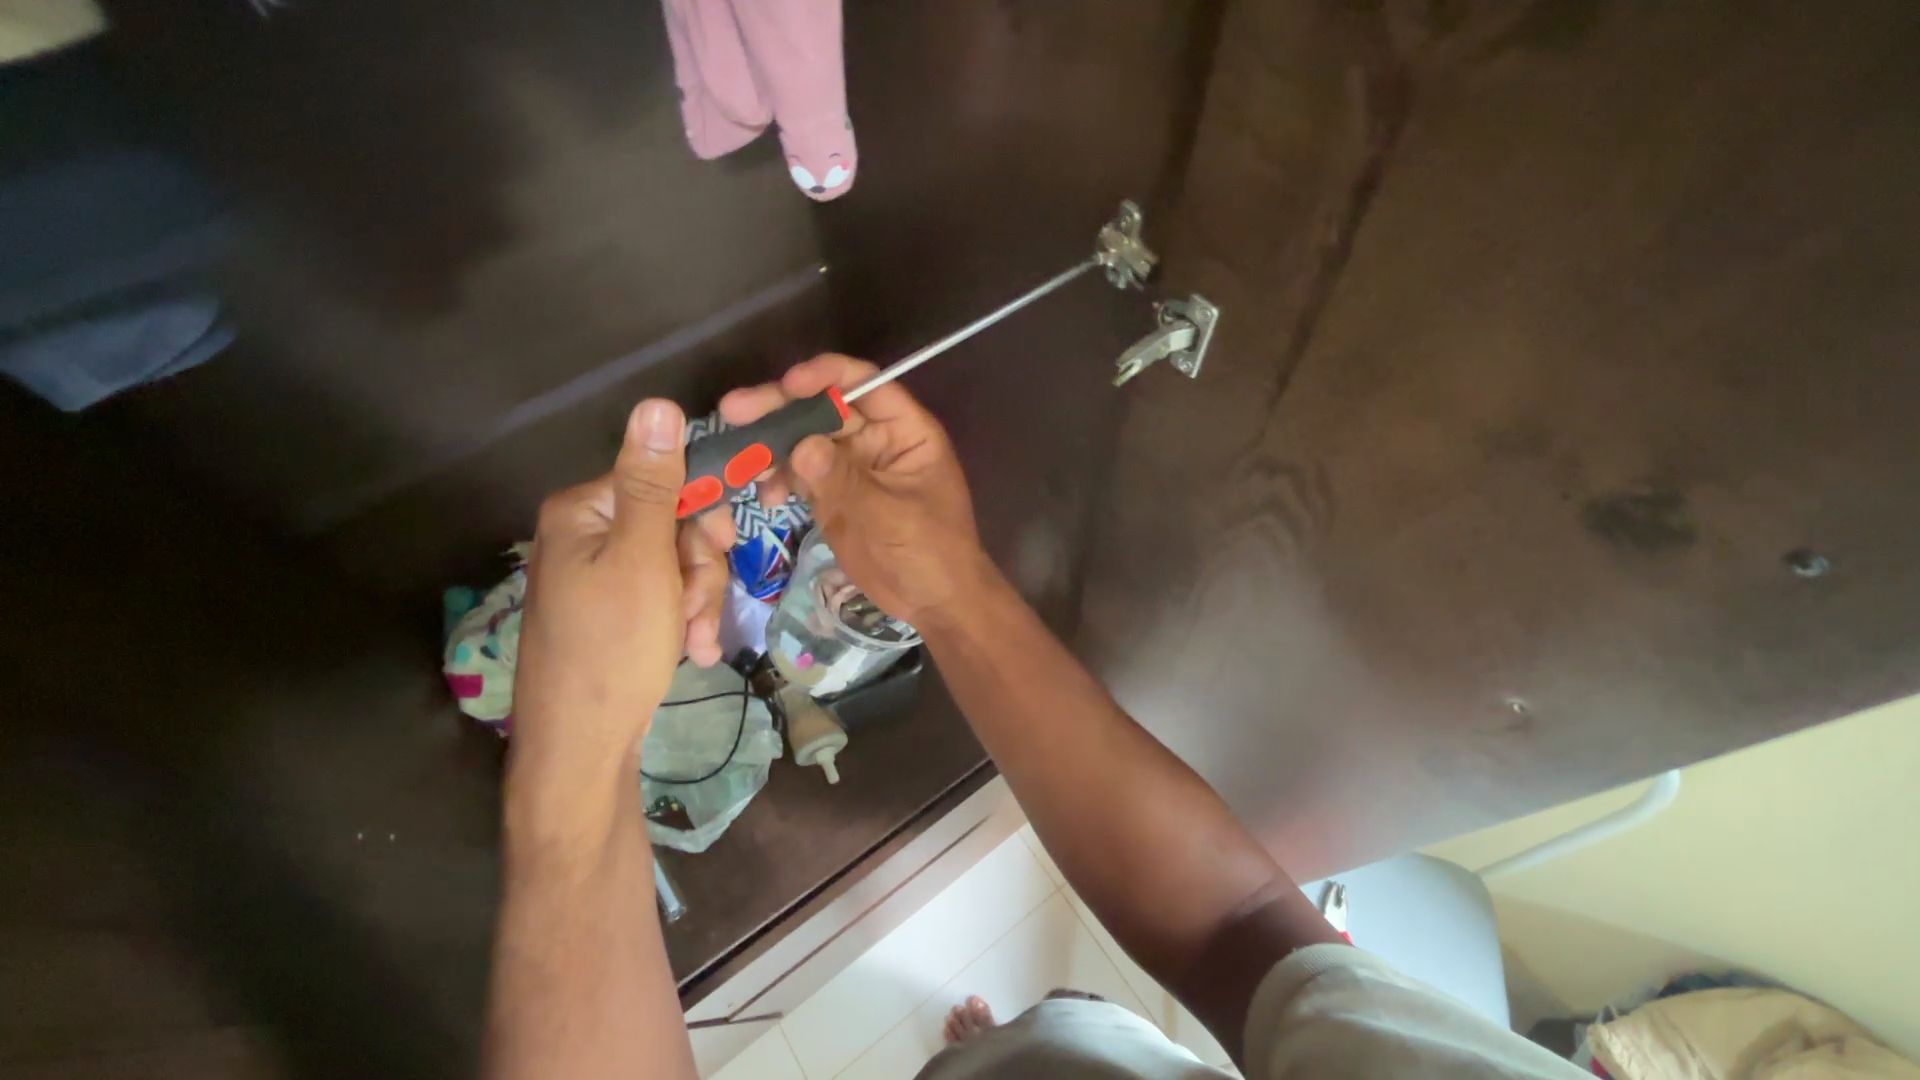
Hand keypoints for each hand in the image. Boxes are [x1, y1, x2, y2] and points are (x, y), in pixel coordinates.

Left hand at [511, 400, 734, 793]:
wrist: (583, 745)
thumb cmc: (613, 644)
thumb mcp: (642, 557)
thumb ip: (654, 483)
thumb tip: (657, 402)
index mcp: (584, 510)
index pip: (663, 479)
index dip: (702, 511)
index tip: (724, 543)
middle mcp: (587, 535)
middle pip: (676, 524)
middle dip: (700, 568)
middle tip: (695, 604)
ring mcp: (601, 577)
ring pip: (680, 564)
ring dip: (698, 600)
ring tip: (694, 640)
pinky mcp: (616, 612)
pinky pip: (667, 596)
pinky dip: (686, 620)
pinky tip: (692, 650)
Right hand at [720, 354, 990, 626]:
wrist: (934, 601)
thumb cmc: (931, 551)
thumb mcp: (891, 515)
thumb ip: (846, 480)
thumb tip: (802, 445)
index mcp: (905, 430)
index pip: (866, 385)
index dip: (827, 376)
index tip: (788, 384)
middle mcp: (875, 438)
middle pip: (824, 408)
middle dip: (780, 408)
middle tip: (735, 410)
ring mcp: (850, 466)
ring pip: (804, 439)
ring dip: (770, 445)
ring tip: (739, 460)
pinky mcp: (831, 493)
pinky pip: (798, 473)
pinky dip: (777, 479)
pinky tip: (766, 495)